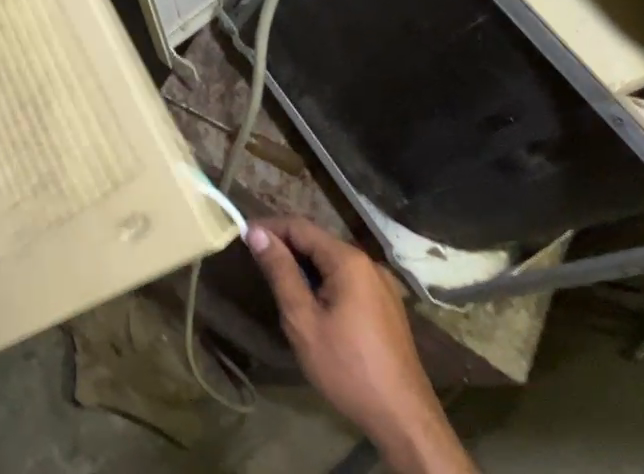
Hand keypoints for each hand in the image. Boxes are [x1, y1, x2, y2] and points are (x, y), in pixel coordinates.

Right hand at [248, 217, 475, 473]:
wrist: (402, 416)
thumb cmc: (346, 366)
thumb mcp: (302, 319)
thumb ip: (280, 271)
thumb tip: (256, 233)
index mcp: (349, 261)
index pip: (300, 226)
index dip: (268, 228)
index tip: (240, 237)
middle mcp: (369, 264)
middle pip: (318, 241)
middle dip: (285, 246)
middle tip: (254, 261)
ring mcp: (382, 285)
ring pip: (333, 261)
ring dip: (303, 265)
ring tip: (276, 281)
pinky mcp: (386, 305)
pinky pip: (348, 279)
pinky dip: (323, 280)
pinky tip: (310, 302)